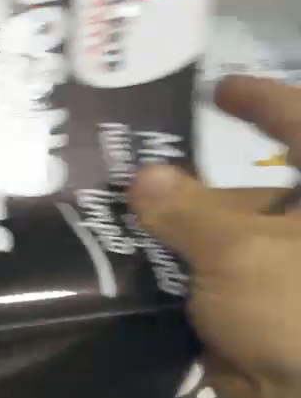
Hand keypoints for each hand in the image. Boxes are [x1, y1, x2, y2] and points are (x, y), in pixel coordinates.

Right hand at [131, 76, 300, 397]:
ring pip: (227, 236)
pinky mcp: (260, 304)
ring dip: (177, 233)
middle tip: (132, 180)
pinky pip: (212, 273)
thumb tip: (147, 177)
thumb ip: (189, 212)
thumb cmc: (295, 309)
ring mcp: (285, 268)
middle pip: (256, 190)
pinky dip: (176, 268)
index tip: (220, 88)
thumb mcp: (238, 252)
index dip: (265, 102)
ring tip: (113, 227)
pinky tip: (131, 267)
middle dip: (195, 188)